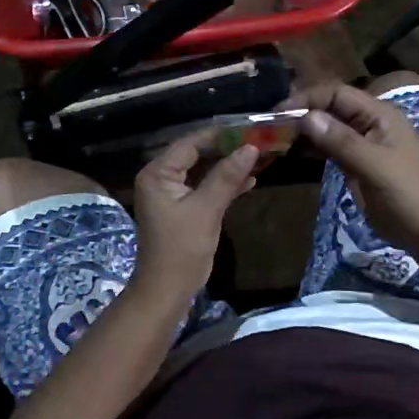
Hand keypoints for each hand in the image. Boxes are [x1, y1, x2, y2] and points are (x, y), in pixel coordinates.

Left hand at [131, 135, 259, 300]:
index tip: (250, 129)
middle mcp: (160, 177)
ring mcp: (171, 193)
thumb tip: (251, 147)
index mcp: (158, 173)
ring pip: (203, 170)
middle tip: (259, 140)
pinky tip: (250, 180)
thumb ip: (227, 176)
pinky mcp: (182, 207)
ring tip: (260, 156)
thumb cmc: (182, 249)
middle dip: (227, 148)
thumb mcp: (207, 209)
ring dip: (229, 165)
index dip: (221, 135)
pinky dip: (225, 183)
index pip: (191, 143)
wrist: (168, 289)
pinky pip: (204, 186)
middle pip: (197, 153)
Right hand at [288, 83, 418, 254]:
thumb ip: (340, 140)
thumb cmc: (409, 195)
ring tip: (276, 139)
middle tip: (270, 127)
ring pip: (330, 130)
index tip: (277, 113)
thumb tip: (306, 117)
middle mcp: (372, 124)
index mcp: (381, 115)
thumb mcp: (374, 166)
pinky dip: (314, 150)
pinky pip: (334, 150)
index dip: (307, 99)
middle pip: (332, 109)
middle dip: (303, 113)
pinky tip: (294, 153)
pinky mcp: (361, 167)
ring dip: (306, 132)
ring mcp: (367, 146)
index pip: (337, 94)